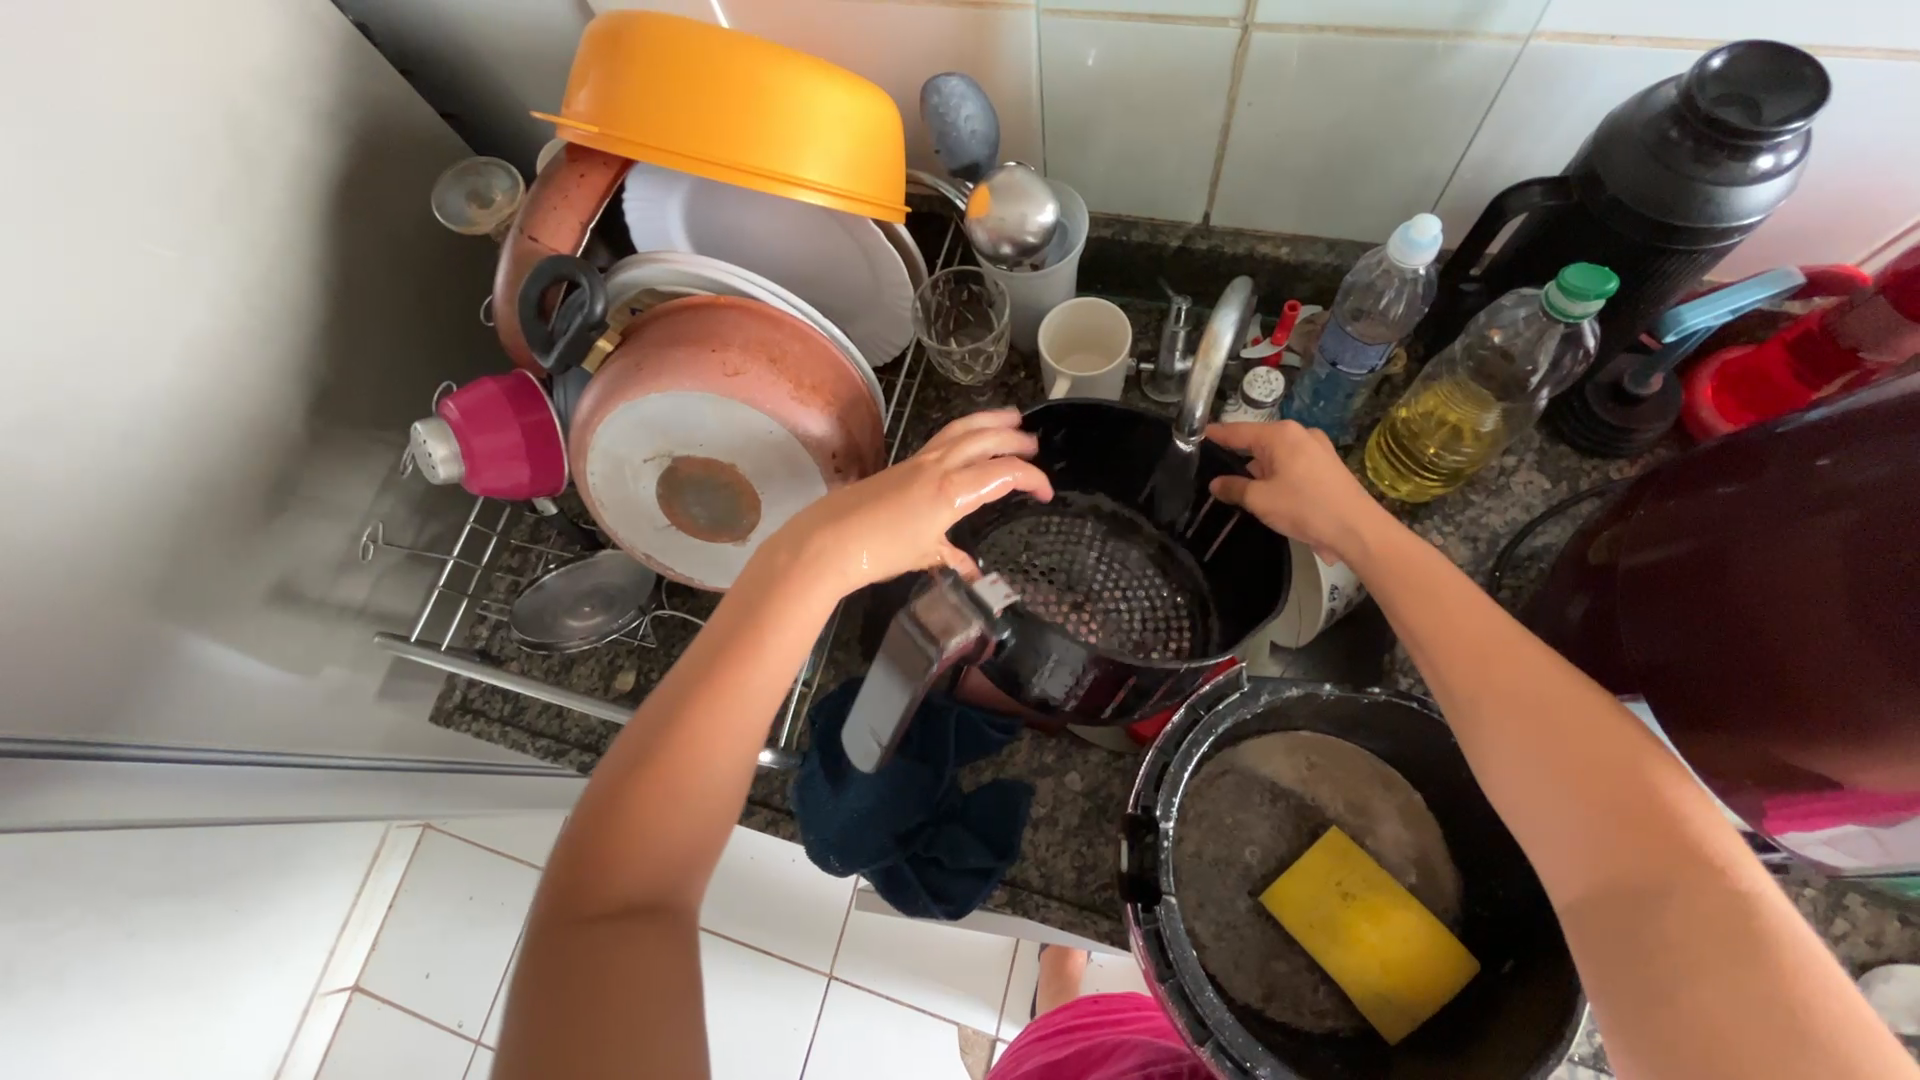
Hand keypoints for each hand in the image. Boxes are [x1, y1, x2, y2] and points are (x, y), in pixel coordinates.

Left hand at [765, 409, 1053, 596]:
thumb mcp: (925, 557)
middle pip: (985, 439)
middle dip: (1014, 438)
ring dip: (989, 422)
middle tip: (1034, 444)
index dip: (1032, 479)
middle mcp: (939, 466)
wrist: (829, 540)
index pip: (1003, 473)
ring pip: (962, 429)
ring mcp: (919, 461)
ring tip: (1010, 418)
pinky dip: (965, 431)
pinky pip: (943, 437)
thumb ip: (953, 559)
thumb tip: (972, 572)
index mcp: (951, 490)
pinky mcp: (904, 464)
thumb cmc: (880, 551)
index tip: (1046, 493)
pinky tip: (967, 440)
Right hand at [1205, 420, 1384, 564]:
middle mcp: (1300, 434)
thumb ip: (1234, 488)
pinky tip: (1270, 496)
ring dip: (1259, 471)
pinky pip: (1292, 465)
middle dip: (1238, 458)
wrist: (1357, 528)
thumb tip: (1216, 484)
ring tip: (1241, 491)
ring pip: (1276, 456)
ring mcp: (1317, 449)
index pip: (1237, 431)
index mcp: (1281, 435)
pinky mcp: (1327, 465)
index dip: (1215, 435)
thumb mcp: (1260, 500)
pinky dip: (1277, 476)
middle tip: (1214, 473)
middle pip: (1258, 442)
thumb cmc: (1305, 508)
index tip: (1195, 435)